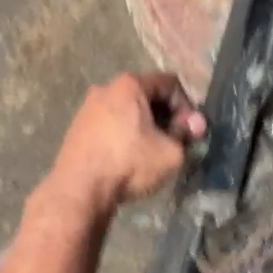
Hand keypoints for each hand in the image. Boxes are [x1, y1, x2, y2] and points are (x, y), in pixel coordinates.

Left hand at [43, 72, 205, 216]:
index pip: (170, 83)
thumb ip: (187, 135)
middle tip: (175, 142)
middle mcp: (105, 89)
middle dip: (166, 118)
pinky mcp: (77, 130)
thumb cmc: (129, 164)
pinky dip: (125, 137)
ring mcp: (87, 109)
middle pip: (147, 97)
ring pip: (128, 113)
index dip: (187, 106)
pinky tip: (130, 160)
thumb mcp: (171, 152)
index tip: (190, 132)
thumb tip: (195, 125)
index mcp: (129, 84)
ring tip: (153, 154)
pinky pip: (111, 126)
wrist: (79, 189)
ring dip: (145, 129)